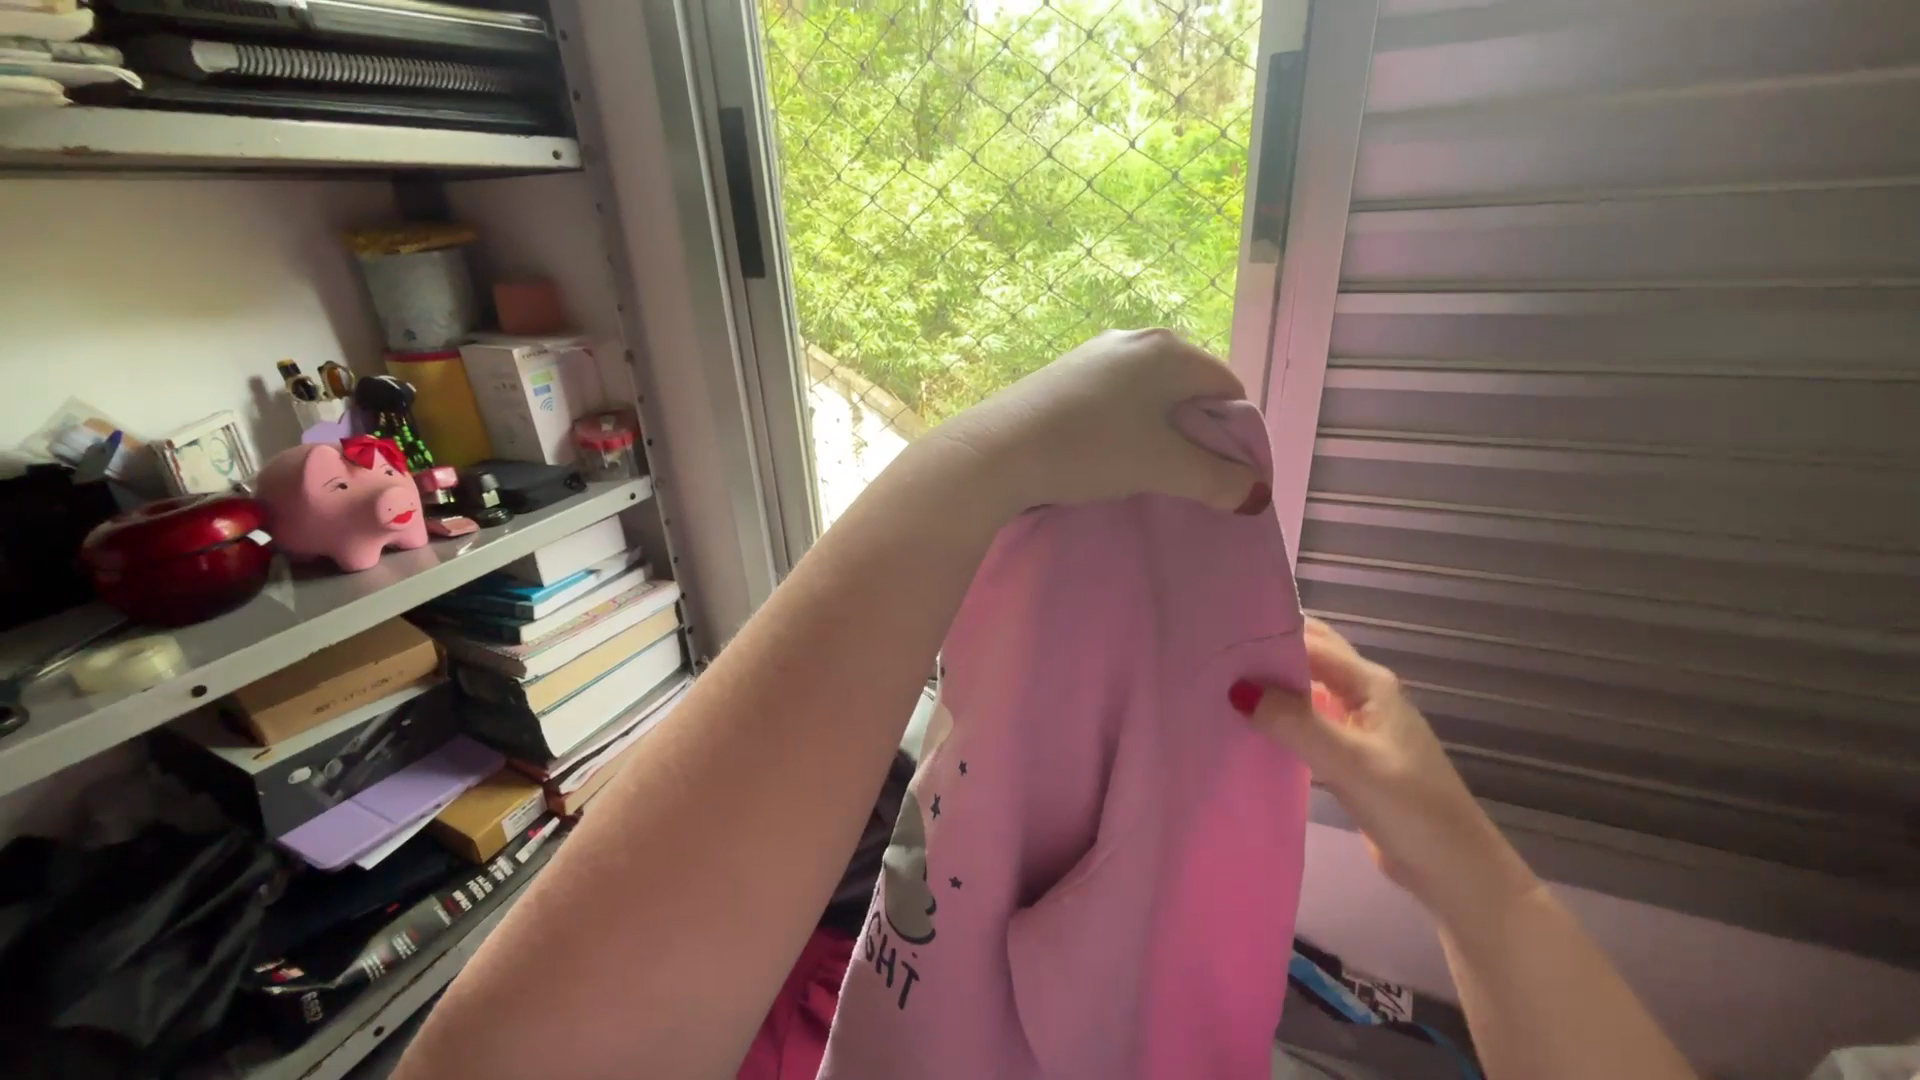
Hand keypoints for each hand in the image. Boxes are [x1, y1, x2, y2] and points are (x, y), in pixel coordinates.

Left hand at [930, 328, 1268, 515]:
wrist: (999, 450)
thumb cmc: (1092, 450)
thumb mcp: (1163, 468)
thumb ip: (1217, 478)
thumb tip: (1254, 492)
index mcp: (1171, 350)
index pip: (1228, 388)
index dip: (1232, 434)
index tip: (1215, 473)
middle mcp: (1136, 338)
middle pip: (1188, 388)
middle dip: (1193, 431)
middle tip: (1178, 473)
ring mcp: (1095, 352)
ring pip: (1149, 393)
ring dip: (1156, 430)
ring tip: (1138, 467)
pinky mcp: (1064, 372)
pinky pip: (1115, 396)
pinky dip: (1122, 423)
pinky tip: (1101, 451)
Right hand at [1235, 619, 1539, 929]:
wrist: (1453, 871)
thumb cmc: (1410, 808)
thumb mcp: (1350, 762)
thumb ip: (1295, 723)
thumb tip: (1236, 688)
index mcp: (1371, 683)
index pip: (1310, 642)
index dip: (1267, 635)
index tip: (1217, 636)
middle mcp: (1364, 694)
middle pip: (1310, 658)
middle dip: (1267, 650)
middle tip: (1213, 651)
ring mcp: (1357, 725)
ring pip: (1305, 690)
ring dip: (1270, 685)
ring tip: (1218, 681)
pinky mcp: (1349, 755)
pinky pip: (1306, 722)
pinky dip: (1278, 717)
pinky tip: (1247, 726)